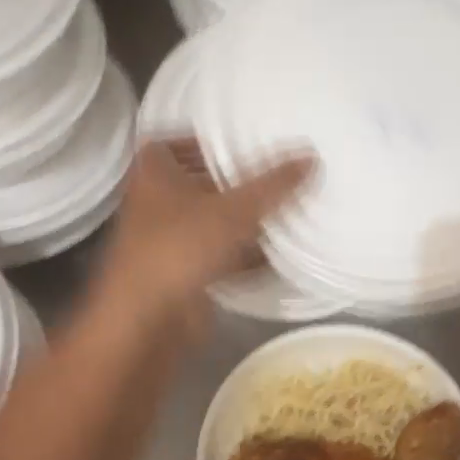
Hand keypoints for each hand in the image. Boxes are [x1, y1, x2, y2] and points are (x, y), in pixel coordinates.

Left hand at [93, 138, 315, 324]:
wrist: (148, 319)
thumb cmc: (180, 248)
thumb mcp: (233, 210)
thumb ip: (272, 185)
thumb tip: (311, 157)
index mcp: (154, 171)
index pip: (178, 141)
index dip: (209, 142)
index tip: (245, 145)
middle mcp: (156, 202)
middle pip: (201, 184)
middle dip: (236, 185)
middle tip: (276, 180)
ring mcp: (168, 241)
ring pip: (212, 223)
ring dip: (243, 224)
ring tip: (284, 215)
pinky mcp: (183, 275)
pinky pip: (219, 257)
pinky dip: (243, 257)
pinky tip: (275, 258)